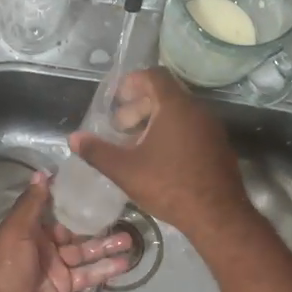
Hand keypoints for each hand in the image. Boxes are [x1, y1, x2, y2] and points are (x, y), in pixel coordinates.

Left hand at [0, 172, 132, 291]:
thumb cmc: (7, 267)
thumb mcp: (16, 231)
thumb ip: (31, 204)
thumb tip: (42, 173)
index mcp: (29, 228)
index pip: (54, 208)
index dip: (73, 197)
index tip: (96, 183)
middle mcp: (43, 244)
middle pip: (74, 231)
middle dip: (96, 223)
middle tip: (122, 212)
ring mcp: (56, 266)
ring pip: (85, 252)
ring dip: (106, 246)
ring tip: (131, 239)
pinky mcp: (65, 286)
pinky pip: (88, 274)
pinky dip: (105, 269)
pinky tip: (126, 263)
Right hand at [70, 68, 249, 237]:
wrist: (217, 215)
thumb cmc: (169, 186)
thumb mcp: (125, 170)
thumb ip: (97, 152)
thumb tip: (73, 138)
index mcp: (175, 107)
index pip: (153, 76)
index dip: (131, 82)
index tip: (115, 99)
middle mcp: (197, 110)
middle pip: (165, 94)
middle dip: (138, 106)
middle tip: (119, 127)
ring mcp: (211, 129)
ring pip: (178, 114)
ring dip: (154, 122)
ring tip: (134, 145)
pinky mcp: (218, 147)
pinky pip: (191, 129)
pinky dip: (171, 134)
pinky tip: (158, 160)